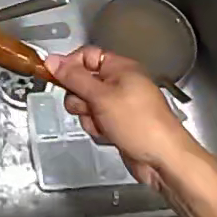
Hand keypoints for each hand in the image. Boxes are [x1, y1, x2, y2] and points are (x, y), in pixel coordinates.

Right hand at [47, 46, 203, 188]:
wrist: (164, 161)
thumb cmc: (140, 124)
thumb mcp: (101, 96)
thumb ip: (74, 78)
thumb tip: (52, 60)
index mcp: (120, 68)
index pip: (86, 56)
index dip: (70, 65)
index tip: (58, 78)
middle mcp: (120, 83)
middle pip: (83, 81)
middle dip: (80, 97)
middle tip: (87, 106)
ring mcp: (120, 105)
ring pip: (87, 104)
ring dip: (89, 116)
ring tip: (102, 124)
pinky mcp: (119, 124)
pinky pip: (96, 120)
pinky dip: (97, 128)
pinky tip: (108, 135)